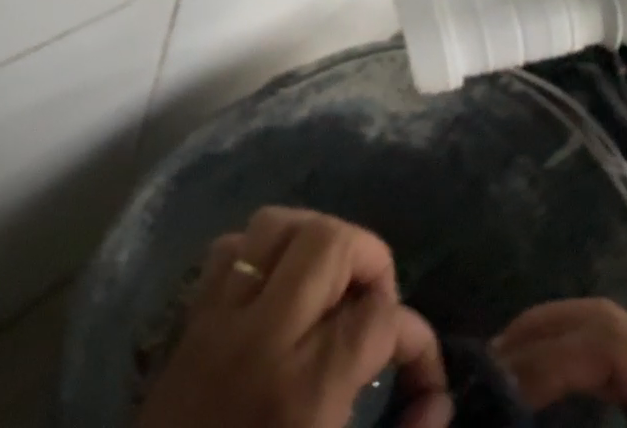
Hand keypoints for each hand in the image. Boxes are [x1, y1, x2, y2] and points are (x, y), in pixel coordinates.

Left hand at [136, 207, 452, 427]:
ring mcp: (219, 319)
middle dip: (369, 258)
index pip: (381, 317)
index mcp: (306, 389)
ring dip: (317, 239)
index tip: (419, 373)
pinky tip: (279, 287)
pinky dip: (263, 249)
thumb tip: (437, 400)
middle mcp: (263, 336)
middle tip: (375, 306)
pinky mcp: (190, 319)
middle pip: (329, 241)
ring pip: (275, 224)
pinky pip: (229, 246)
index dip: (418, 339)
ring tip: (334, 283)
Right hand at [492, 300, 626, 427]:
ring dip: (550, 346)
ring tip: (506, 377)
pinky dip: (574, 366)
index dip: (541, 360)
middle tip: (486, 374)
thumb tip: (499, 419)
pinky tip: (546, 391)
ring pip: (610, 335)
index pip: (605, 345)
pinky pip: (623, 365)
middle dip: (535, 338)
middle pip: (603, 323)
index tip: (496, 392)